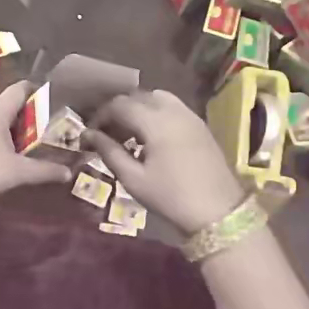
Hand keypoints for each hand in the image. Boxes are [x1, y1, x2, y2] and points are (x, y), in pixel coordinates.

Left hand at [0, 82, 70, 206]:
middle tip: (53, 128)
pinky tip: (16, 154)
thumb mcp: (17, 172)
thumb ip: (45, 170)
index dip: (39, 92)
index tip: (57, 104)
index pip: (21, 88)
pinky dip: (6, 137)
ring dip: (19, 129)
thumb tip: (68, 173)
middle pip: (13, 104)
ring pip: (2, 119)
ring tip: (39, 142)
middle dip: (33, 115)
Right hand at [85, 90, 244, 232]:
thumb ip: (109, 152)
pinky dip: (155, 114)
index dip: (100, 115)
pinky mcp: (200, 125)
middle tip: (106, 134)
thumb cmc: (170, 197)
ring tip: (128, 134)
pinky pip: (172, 108)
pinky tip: (149, 138)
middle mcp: (173, 110)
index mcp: (155, 122)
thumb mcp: (133, 178)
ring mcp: (190, 116)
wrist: (218, 212)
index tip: (90, 134)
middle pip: (138, 96)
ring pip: (157, 98)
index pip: (120, 105)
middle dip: (118, 111)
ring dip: (138, 109)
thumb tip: (90, 135)